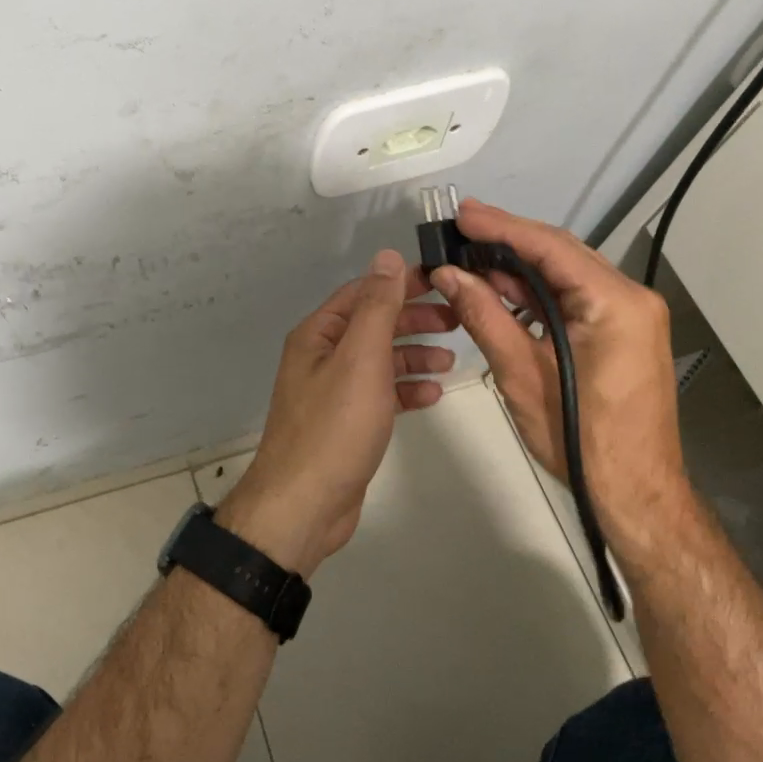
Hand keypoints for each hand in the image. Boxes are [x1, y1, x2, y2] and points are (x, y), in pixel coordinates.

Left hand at [217, 249, 456, 577]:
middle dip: (413, 320)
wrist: (305, 504)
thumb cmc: (334, 427)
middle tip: (458, 321)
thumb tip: (388, 257)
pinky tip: (433, 395)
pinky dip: (405, 391)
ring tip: (451, 359)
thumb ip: (377, 307)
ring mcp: (333, 393)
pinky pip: (380, 396)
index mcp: (318, 335)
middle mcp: (322, 358)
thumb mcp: (360, 358)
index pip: (363, 293)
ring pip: (379, 362)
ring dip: (414, 356)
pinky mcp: (346, 424)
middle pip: (373, 325)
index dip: (403, 284)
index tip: (446, 282)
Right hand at [428, 200, 683, 544]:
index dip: (501, 227)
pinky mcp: (624, 334)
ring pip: (567, 276)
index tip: (461, 214)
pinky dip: (538, 295)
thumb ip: (484, 316)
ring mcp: (632, 316)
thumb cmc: (579, 438)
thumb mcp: (522, 374)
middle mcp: (631, 298)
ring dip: (520, 270)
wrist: (634, 490)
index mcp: (614, 303)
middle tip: (459, 231)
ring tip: (470, 263)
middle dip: (508, 241)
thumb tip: (449, 275)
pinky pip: (576, 300)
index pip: (550, 248)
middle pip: (561, 254)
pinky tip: (502, 294)